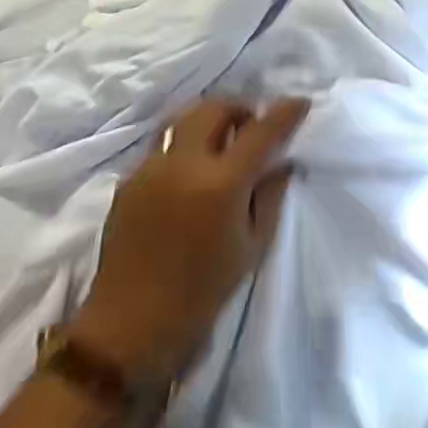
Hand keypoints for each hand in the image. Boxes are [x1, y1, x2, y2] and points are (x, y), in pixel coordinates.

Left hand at [69, 100, 305, 380]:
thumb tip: (281, 162)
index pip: (261, 130)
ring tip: (223, 142)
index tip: (301, 103)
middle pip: (212, 109)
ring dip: (209, 121)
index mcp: (220, 183)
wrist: (130, 325)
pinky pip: (162, 147)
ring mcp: (148, 171)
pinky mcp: (126, 184)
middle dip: (240, 108)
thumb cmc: (204, 289)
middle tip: (255, 126)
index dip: (286, 112)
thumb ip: (270, 193)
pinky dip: (185, 144)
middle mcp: (181, 166)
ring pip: (180, 121)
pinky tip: (194, 171)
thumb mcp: (254, 242)